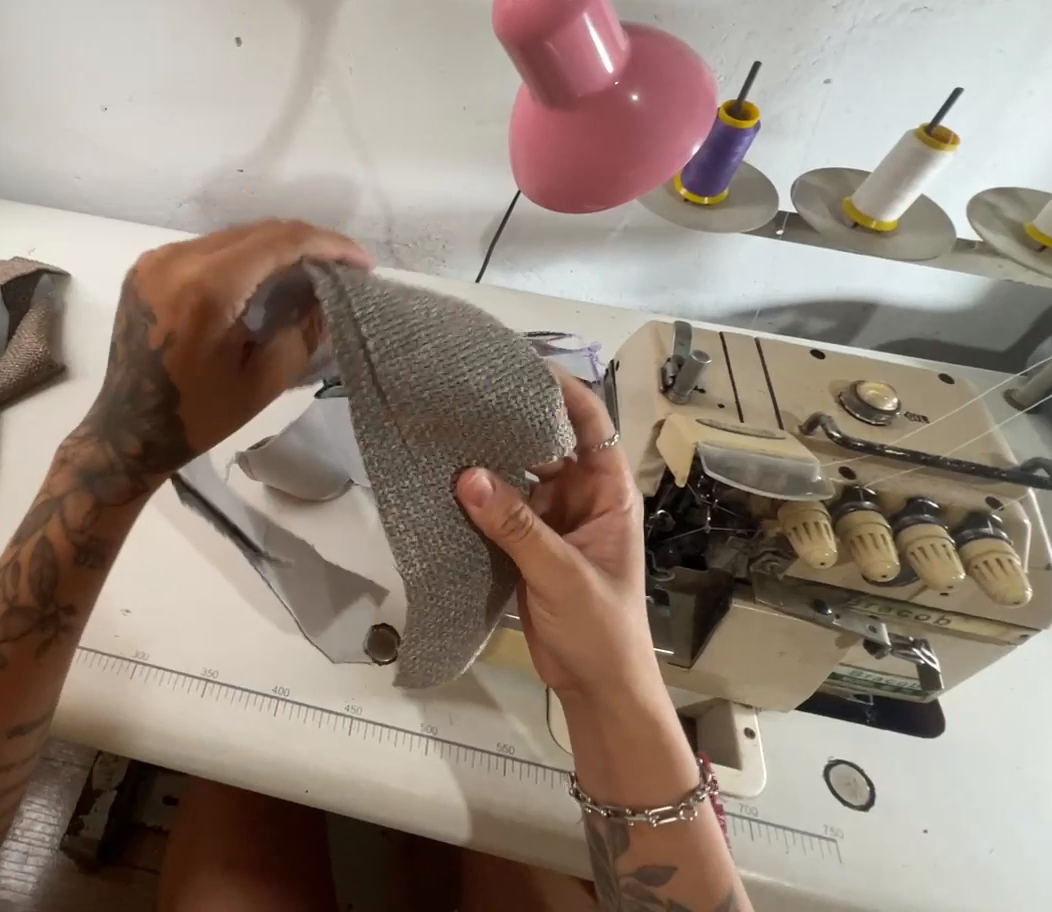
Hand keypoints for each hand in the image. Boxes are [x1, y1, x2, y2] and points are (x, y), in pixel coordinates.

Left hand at [79, 219, 371, 481]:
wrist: (128, 431)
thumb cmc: (200, 415)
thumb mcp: (264, 378)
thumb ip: (304, 327)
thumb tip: (329, 291)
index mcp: (205, 287)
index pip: (279, 242)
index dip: (328, 245)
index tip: (363, 262)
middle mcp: (175, 259)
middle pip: (256, 231)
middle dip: (306, 243)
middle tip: (344, 266)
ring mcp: (156, 260)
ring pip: (232, 236)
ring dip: (275, 247)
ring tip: (312, 269)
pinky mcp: (147, 268)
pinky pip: (208, 249)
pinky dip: (243, 256)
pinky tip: (266, 275)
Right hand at [455, 364, 657, 705]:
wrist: (595, 686)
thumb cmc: (600, 628)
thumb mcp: (562, 573)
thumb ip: (515, 526)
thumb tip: (465, 476)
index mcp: (607, 493)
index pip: (592, 425)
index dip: (562, 390)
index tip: (519, 365)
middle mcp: (579, 495)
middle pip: (546, 442)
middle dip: (511, 420)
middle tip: (465, 395)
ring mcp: (550, 518)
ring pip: (517, 472)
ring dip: (488, 457)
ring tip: (446, 428)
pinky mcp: (525, 541)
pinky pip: (499, 506)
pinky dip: (476, 494)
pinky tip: (445, 476)